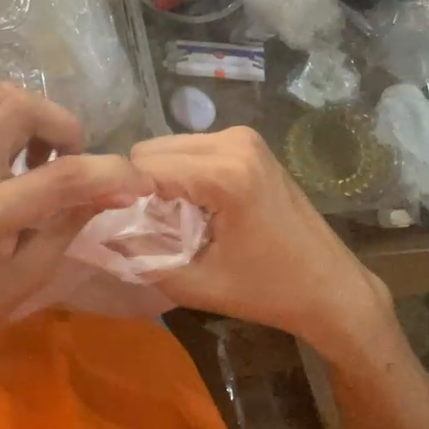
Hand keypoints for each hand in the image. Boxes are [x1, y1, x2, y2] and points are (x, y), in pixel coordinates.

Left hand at [0, 84, 151, 370]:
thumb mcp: (28, 277)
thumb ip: (70, 223)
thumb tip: (117, 187)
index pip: (60, 175)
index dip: (109, 173)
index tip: (137, 183)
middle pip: (22, 106)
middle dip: (63, 127)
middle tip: (74, 165)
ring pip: (3, 97)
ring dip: (39, 120)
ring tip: (47, 164)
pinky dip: (17, 124)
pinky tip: (24, 165)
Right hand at [130, 127, 391, 349]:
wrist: (333, 289)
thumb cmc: (268, 292)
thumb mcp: (196, 284)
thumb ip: (140, 256)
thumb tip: (95, 231)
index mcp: (225, 173)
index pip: (144, 167)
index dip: (124, 197)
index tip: (122, 227)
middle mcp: (232, 141)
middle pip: (152, 149)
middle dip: (143, 187)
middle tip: (157, 229)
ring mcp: (242, 136)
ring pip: (168, 146)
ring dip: (161, 179)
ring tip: (179, 220)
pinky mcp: (246, 141)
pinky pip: (190, 148)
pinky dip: (181, 173)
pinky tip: (198, 208)